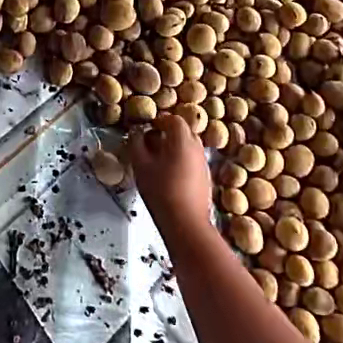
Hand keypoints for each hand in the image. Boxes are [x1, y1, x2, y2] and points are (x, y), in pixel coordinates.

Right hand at [127, 114, 212, 238]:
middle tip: (151, 143)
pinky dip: (182, 161)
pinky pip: (193, 161)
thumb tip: (136, 133)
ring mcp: (203, 164)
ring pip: (190, 147)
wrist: (186, 223)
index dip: (160, 121)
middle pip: (184, 132)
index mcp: (182, 140)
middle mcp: (197, 148)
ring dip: (175, 148)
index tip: (148, 128)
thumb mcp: (140, 165)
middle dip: (168, 133)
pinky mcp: (206, 179)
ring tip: (159, 160)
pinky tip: (170, 176)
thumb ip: (136, 143)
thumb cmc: (160, 191)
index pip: (173, 119)